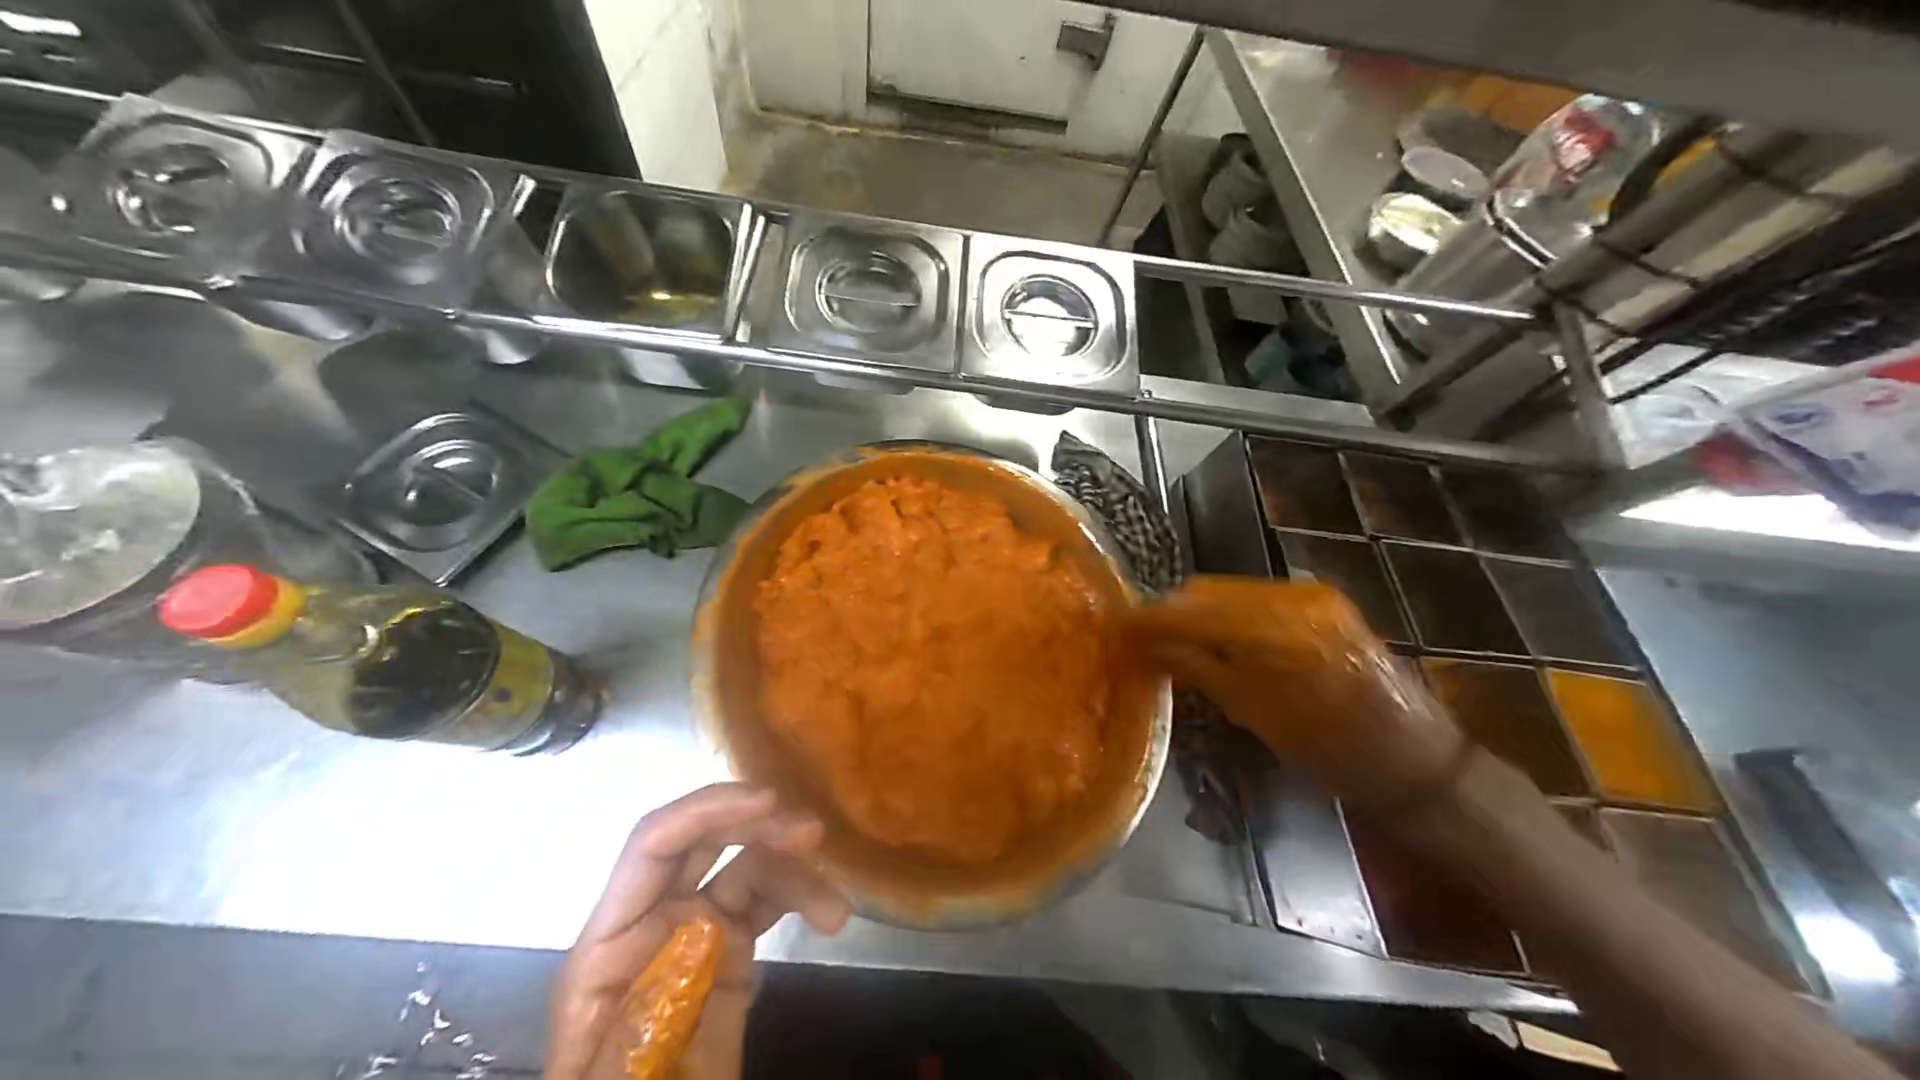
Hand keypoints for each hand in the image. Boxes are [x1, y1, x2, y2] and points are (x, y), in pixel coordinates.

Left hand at [546, 784, 852, 1079]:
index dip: (706, 812)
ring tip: (836, 909)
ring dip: (794, 870)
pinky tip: (831, 915)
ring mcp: (695, 932)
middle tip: (811, 832)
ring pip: (748, 867)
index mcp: (611, 940)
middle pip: (705, 841)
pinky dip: (802, 896)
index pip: (653, 846)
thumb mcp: (620, 1076)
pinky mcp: (731, 951)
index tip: (768, 802)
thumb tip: (703, 930)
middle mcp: (654, 919)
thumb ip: (649, 1010)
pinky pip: (768, 901)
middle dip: (758, 824)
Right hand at [1119, 577, 1468, 808]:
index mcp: (1278, 631)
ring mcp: (1312, 595)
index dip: (1151, 619)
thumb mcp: (1255, 716)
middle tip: (1141, 640)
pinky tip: (1214, 638)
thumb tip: (1145, 644)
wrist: (1418, 761)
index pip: (1194, 610)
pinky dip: (1227, 614)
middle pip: (1207, 591)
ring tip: (1171, 641)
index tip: (1118, 629)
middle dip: (1170, 612)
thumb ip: (1198, 668)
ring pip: (1228, 590)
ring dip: (1196, 612)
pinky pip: (1256, 596)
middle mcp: (1295, 598)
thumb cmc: (1334, 753)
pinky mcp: (1322, 601)